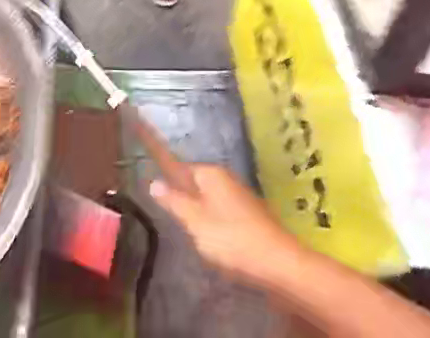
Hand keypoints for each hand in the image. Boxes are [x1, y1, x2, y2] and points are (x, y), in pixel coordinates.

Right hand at [149, 164, 305, 284]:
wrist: (277, 262)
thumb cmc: (231, 239)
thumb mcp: (195, 221)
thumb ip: (174, 201)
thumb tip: (153, 181)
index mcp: (211, 174)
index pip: (180, 166)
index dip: (166, 173)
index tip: (153, 180)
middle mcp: (226, 178)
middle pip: (196, 183)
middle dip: (184, 198)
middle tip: (173, 221)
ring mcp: (240, 195)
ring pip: (210, 199)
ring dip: (199, 213)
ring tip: (191, 235)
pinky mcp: (250, 214)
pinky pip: (222, 212)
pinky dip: (214, 222)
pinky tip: (214, 243)